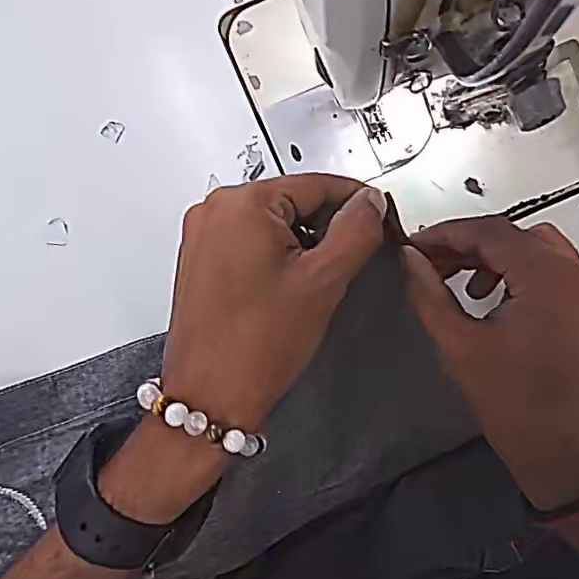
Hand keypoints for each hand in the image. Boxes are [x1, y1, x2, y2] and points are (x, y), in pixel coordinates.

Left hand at [99, 174, 386, 523]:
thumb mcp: (324, 280)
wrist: (211, 395)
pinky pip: (250, 244)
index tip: (379, 216)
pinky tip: (287, 292)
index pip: (317, 183)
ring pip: (272, 223)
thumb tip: (369, 203)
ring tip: (312, 285)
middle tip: (349, 260)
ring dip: (302, 245)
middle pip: (293, 200)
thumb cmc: (252, 346)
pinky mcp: (200, 262)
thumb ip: (356, 230)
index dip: (357, 201)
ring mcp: (202, 237)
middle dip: (327, 226)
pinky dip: (276, 258)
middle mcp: (214, 212)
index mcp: (241, 204)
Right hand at [401, 217, 578, 508]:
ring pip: (536, 250)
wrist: (564, 453)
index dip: (446, 234)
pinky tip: (494, 299)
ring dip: (494, 258)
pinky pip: (555, 273)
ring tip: (460, 281)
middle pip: (514, 235)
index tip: (419, 244)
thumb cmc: (520, 409)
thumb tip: (412, 261)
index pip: (490, 232)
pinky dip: (520, 275)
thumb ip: (429, 294)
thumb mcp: (460, 346)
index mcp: (550, 278)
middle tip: (432, 262)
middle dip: (468, 246)